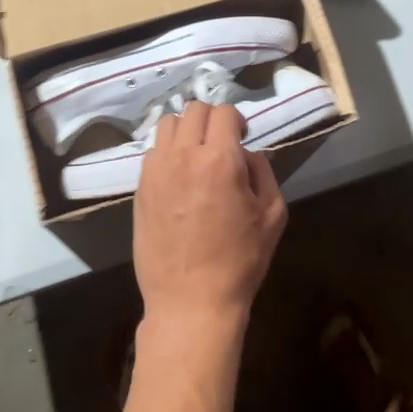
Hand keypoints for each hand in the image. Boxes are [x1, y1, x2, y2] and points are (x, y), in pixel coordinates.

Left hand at [133, 103, 287, 329]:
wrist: (190, 301)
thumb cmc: (239, 262)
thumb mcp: (272, 215)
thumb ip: (262, 172)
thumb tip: (246, 153)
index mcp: (219, 160)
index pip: (224, 112)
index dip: (237, 120)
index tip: (242, 138)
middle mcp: (183, 156)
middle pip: (193, 110)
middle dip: (212, 119)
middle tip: (221, 144)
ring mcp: (156, 171)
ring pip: (167, 124)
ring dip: (186, 130)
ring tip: (196, 156)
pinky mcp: (140, 188)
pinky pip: (153, 152)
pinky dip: (167, 152)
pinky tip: (179, 176)